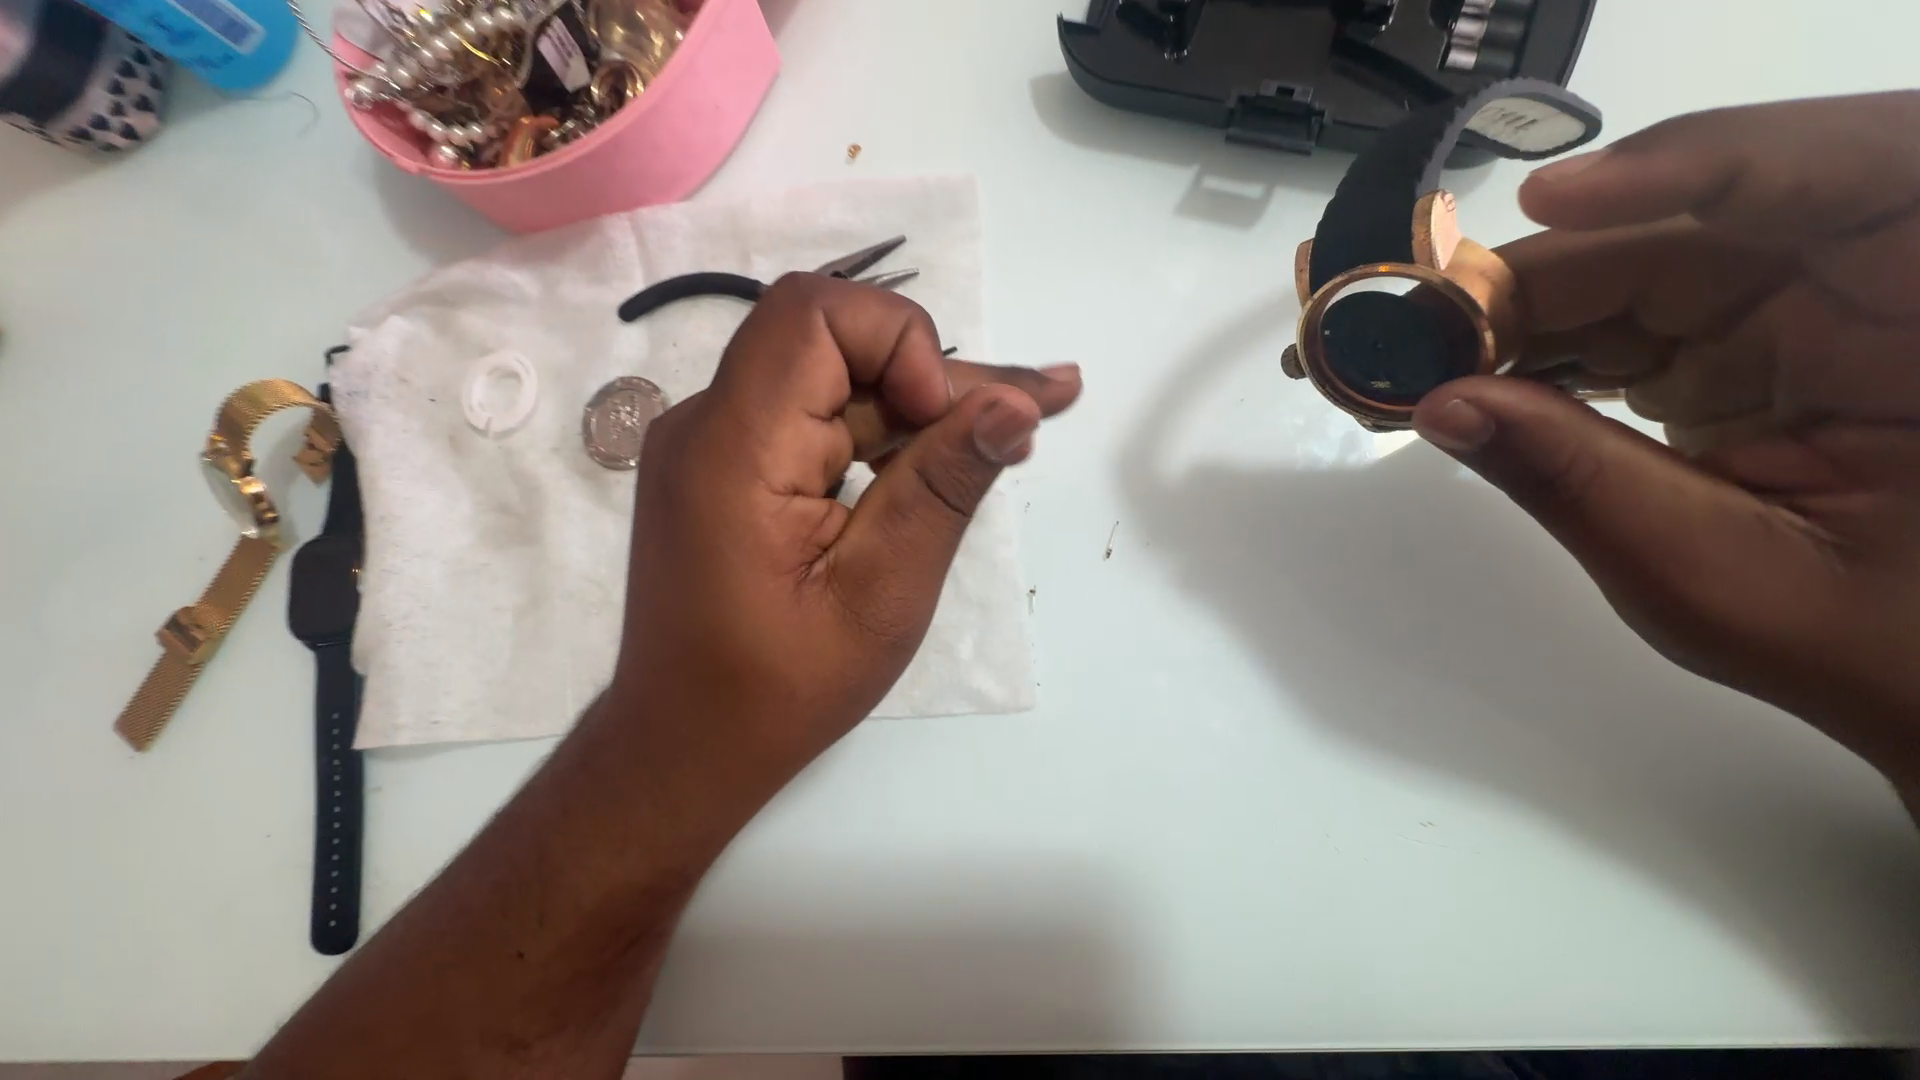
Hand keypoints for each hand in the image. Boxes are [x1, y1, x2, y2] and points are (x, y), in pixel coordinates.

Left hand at [605, 274, 1081, 809]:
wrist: (687, 746)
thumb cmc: (779, 690)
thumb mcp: (882, 594)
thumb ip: (944, 488)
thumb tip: (1016, 404)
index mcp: (733, 448)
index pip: (813, 314)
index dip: (898, 341)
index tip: (944, 420)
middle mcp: (711, 425)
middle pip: (835, 346)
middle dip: (939, 376)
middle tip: (1042, 406)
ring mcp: (719, 447)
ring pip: (837, 387)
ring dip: (925, 409)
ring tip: (1020, 429)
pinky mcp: (736, 473)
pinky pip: (819, 427)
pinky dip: (887, 440)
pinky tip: (955, 455)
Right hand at [1411, 92, 1919, 796]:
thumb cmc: (1872, 646)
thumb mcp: (1709, 572)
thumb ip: (1572, 478)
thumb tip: (1439, 403)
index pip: (1838, 181)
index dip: (1681, 169)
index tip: (1541, 205)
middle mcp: (1868, 290)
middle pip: (1683, 235)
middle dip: (1533, 280)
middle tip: (1403, 328)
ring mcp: (1802, 316)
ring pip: (1634, 273)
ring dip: (1515, 317)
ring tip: (1410, 359)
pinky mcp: (1745, 346)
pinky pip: (1626, 319)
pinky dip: (1538, 350)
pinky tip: (1467, 379)